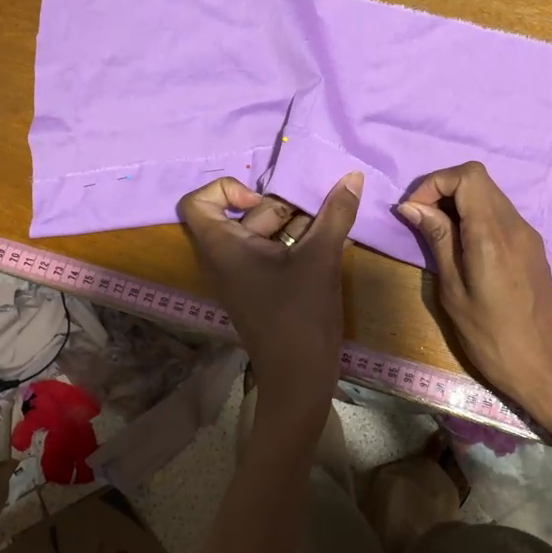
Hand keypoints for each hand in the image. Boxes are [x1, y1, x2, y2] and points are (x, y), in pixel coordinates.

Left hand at [177, 173, 362, 414]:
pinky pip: (271, 251)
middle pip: (242, 213)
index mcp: (223, 247)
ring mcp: (243, 274)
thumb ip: (336, 213)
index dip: (225, 189)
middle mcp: (225, 257)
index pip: (197, 202)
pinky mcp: (260, 287)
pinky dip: (296, 241)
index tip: (263, 200)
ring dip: (295, 223)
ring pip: (262, 232)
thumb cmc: (299, 314)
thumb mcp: (321, 257)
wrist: (299, 377)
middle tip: (316, 208)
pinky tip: (330, 240)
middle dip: (281, 206)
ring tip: (330, 221)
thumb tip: (354, 175)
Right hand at [396, 162, 551, 432]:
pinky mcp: (532, 248)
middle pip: (478, 179)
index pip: (467, 175)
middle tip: (420, 221)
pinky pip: (500, 215)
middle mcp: (515, 225)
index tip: (413, 212)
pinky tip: (461, 248)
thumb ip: (438, 241)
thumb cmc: (492, 338)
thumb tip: (412, 207)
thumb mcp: (454, 292)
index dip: (435, 183)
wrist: (547, 369)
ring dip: (459, 203)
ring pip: (490, 195)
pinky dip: (476, 217)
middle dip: (443, 190)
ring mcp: (527, 235)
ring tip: (436, 235)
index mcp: (493, 233)